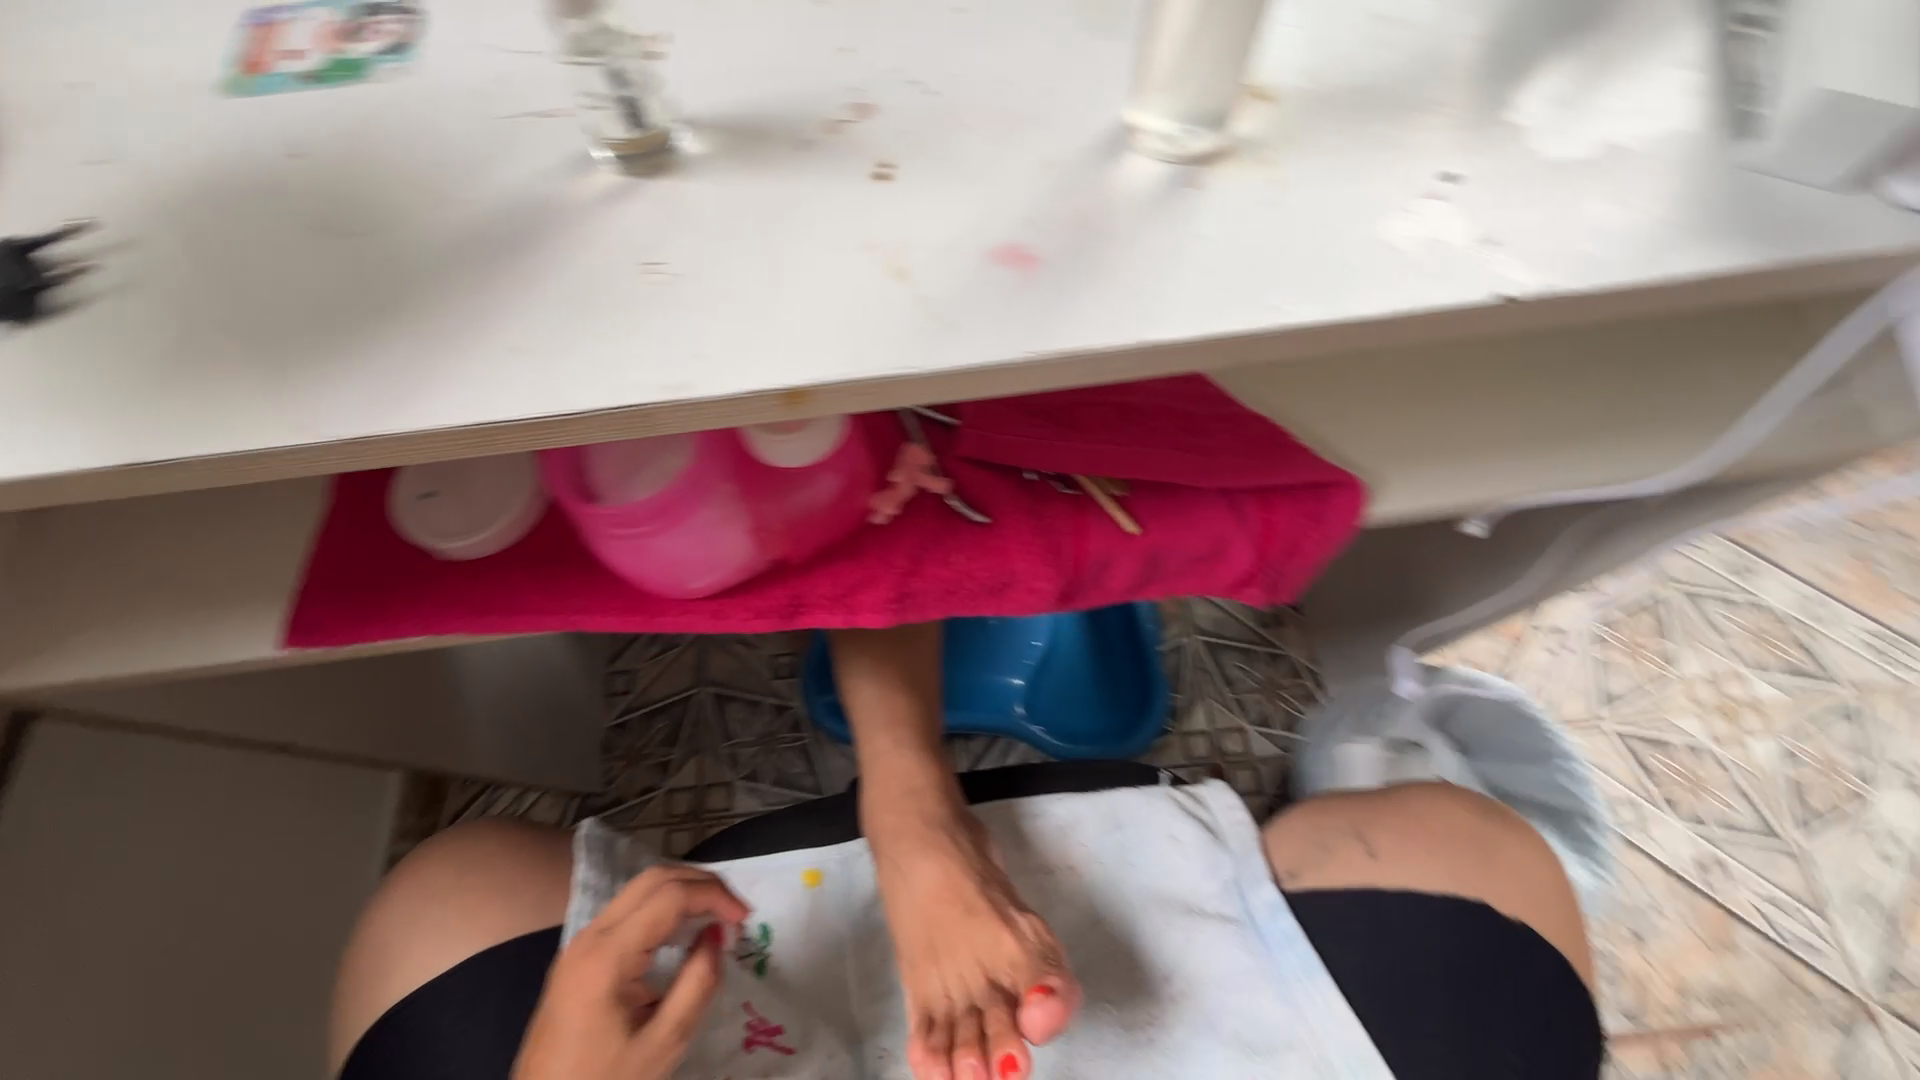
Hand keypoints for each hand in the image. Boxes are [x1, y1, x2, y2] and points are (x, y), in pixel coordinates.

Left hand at [513, 866, 750, 1079]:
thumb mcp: (664, 1044)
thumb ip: (698, 983)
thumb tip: (716, 934)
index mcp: (608, 956)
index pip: (671, 896)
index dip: (715, 896)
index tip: (745, 919)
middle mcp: (590, 936)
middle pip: (654, 879)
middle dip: (701, 883)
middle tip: (734, 909)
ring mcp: (579, 944)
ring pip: (639, 890)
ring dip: (683, 892)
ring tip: (716, 917)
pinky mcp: (578, 956)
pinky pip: (628, 911)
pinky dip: (663, 907)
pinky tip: (683, 931)